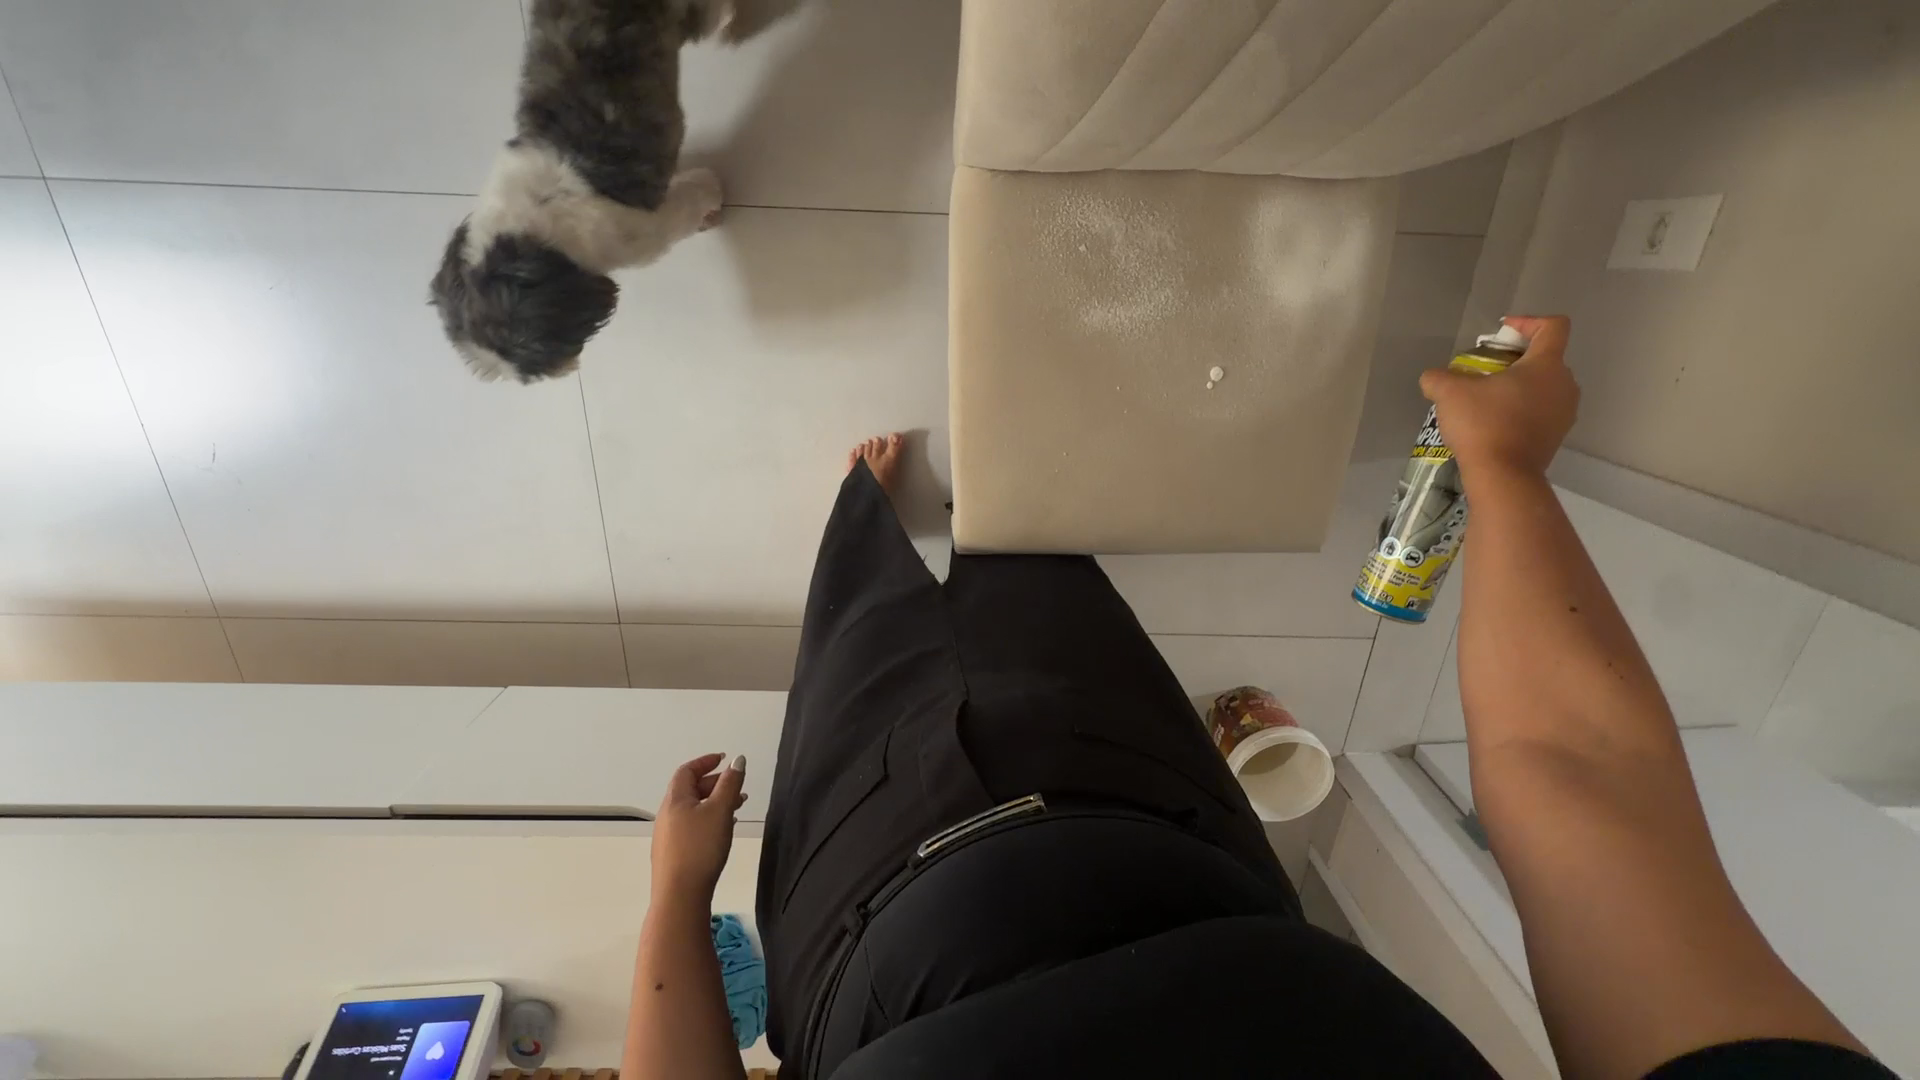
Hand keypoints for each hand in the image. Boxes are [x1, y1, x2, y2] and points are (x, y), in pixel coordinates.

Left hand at [652, 753, 746, 899]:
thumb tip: (737, 759)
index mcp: (675, 800)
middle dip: (715, 783)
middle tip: (737, 786)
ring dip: (714, 802)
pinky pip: (692, 825)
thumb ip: (730, 783)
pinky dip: (709, 818)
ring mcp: (668, 836)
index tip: (724, 758)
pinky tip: (723, 829)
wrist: (680, 896)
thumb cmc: (700, 847)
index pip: (687, 771)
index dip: (705, 761)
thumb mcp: (720, 810)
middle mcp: (667, 815)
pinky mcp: (673, 853)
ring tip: (737, 806)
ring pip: (693, 809)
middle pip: (690, 789)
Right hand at [1420, 315, 1579, 482]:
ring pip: (1542, 387)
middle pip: (1544, 359)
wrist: (1503, 474)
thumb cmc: (1482, 423)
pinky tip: (1492, 425)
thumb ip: (1438, 377)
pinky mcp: (1557, 435)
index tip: (1500, 333)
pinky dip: (1519, 411)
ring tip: (1484, 402)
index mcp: (1546, 364)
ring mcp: (1565, 412)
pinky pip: (1540, 412)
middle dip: (1513, 361)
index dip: (1527, 322)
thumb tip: (1433, 378)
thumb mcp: (1448, 393)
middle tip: (1481, 373)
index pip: (1553, 326)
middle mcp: (1565, 384)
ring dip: (1516, 388)